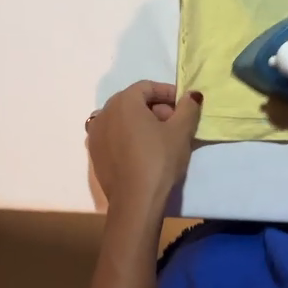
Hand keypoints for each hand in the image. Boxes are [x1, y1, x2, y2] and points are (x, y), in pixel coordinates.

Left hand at [85, 81, 202, 212]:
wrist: (135, 200)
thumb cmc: (159, 160)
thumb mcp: (181, 131)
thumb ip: (188, 107)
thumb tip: (192, 95)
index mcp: (123, 101)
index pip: (147, 87)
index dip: (168, 93)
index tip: (184, 105)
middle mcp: (104, 112)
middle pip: (133, 102)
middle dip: (156, 108)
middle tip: (175, 123)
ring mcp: (95, 134)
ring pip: (122, 119)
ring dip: (141, 122)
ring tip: (160, 139)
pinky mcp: (94, 153)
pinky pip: (114, 136)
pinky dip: (128, 136)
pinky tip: (143, 152)